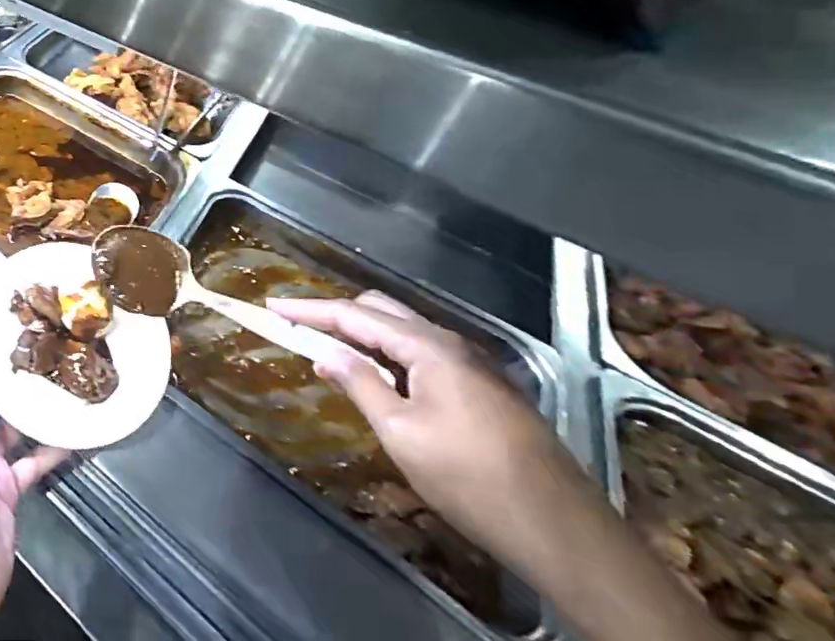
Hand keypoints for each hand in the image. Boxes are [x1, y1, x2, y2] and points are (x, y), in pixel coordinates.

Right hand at [267, 291, 575, 558]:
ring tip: (327, 346)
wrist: (561, 529)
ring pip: (404, 331)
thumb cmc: (470, 479)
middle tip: (297, 325)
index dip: (310, 310)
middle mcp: (452, 344)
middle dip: (336, 313)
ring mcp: (472, 364)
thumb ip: (360, 384)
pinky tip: (377, 374)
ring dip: (362, 333)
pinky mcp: (483, 387)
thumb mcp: (402, 433)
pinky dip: (388, 352)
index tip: (273, 307)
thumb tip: (326, 353)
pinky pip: (423, 353)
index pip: (355, 314)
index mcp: (429, 347)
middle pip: (381, 311)